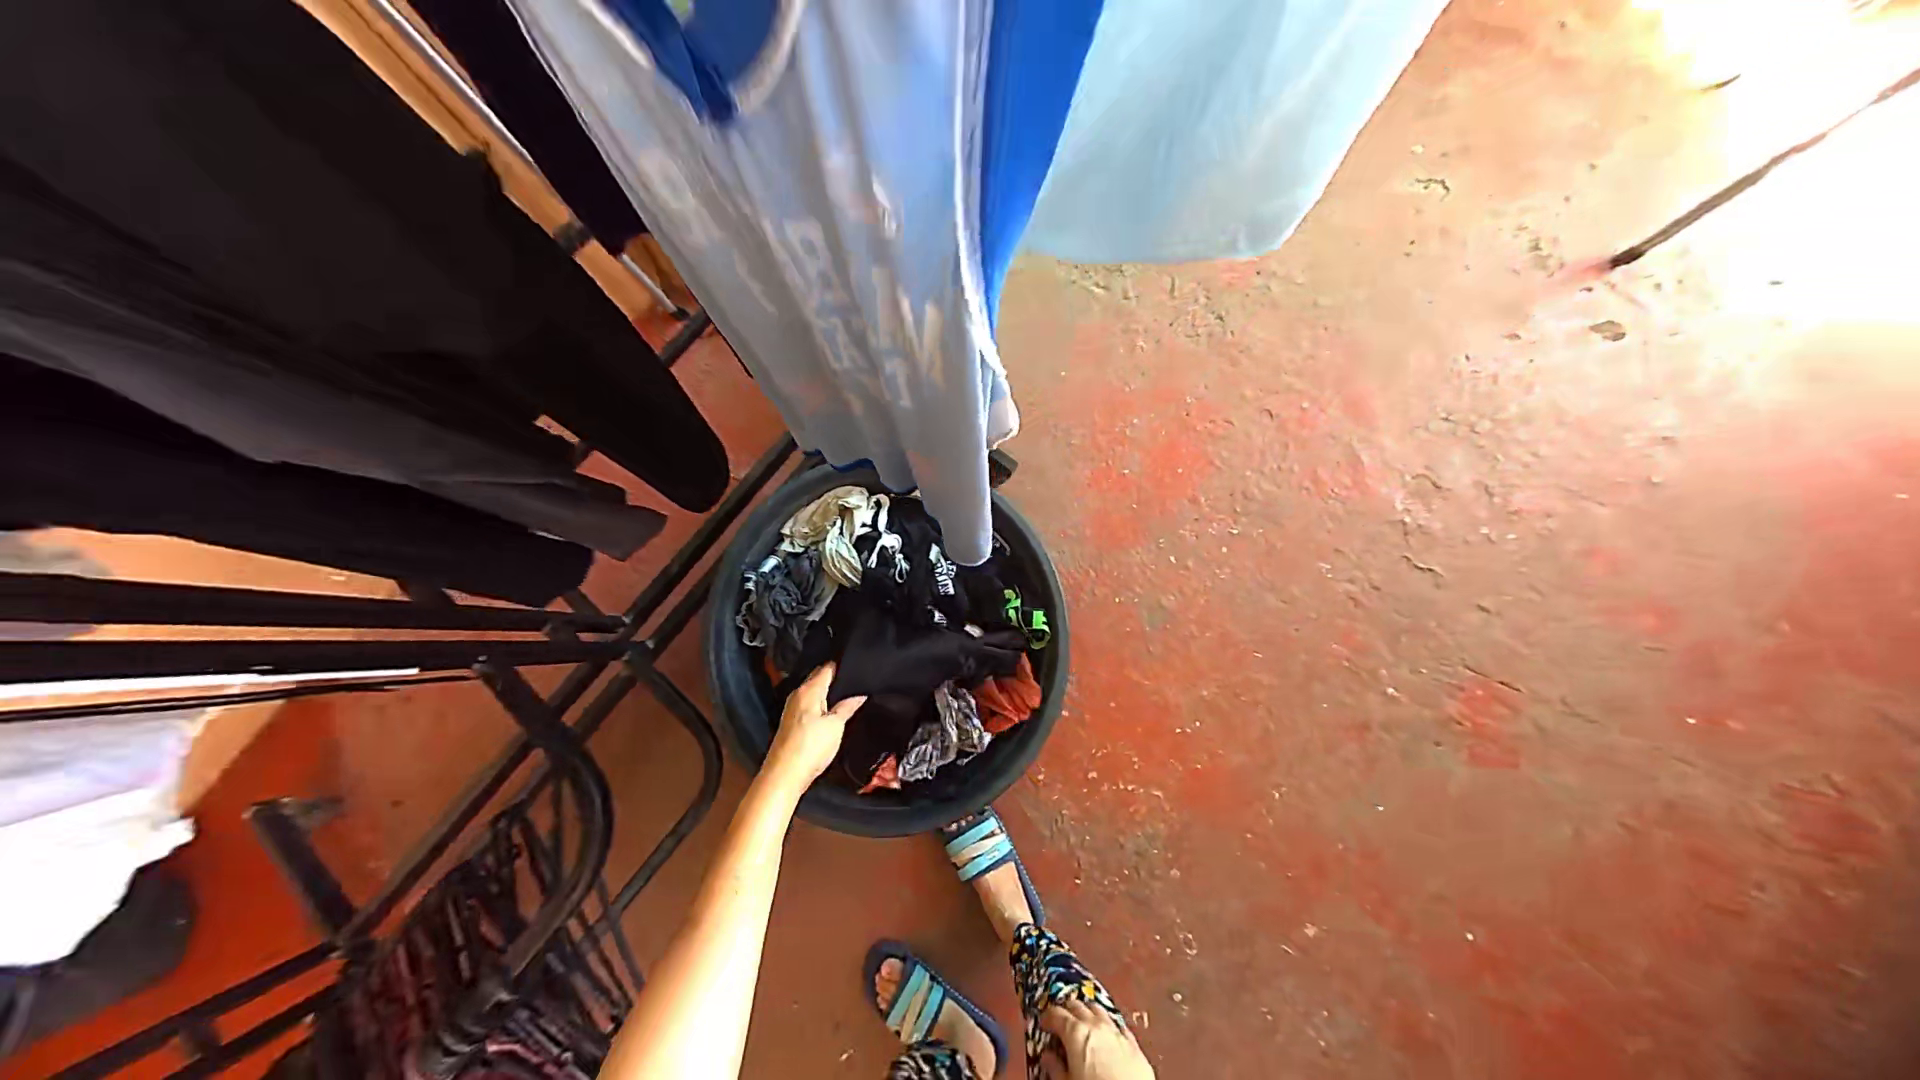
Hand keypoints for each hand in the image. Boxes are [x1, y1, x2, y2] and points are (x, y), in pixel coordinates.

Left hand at [765, 663, 865, 791]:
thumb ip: (847, 707)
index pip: (827, 668)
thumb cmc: (808, 748)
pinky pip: (808, 705)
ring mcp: (792, 709)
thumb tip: (858, 695)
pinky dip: (820, 706)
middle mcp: (797, 695)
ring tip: (846, 697)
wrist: (784, 775)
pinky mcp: (791, 722)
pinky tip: (830, 714)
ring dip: (827, 694)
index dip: (841, 665)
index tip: (855, 665)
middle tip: (854, 683)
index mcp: (808, 690)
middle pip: (818, 678)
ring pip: (814, 693)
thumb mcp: (836, 726)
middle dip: (835, 679)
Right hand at [1037, 998, 1154, 1079]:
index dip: (1047, 1017)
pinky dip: (1109, 1026)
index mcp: (1075, 1032)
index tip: (1044, 1024)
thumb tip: (1048, 1058)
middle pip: (1077, 1005)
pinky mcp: (1134, 1045)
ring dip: (1088, 1013)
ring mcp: (1116, 1033)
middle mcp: (1096, 1025)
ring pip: (1098, 1010)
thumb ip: (1055, 1068)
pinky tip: (1107, 1035)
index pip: (1055, 1013)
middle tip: (1061, 1021)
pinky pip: (1118, 1026)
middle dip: (1066, 1010)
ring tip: (1083, 1023)